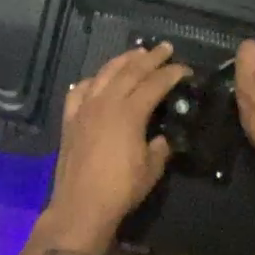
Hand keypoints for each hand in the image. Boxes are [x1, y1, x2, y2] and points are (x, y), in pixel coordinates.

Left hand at [48, 43, 189, 234]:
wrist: (81, 206)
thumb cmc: (120, 189)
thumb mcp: (151, 169)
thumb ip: (160, 148)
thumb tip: (162, 138)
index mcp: (129, 113)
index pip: (155, 84)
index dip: (172, 73)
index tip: (185, 69)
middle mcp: (106, 103)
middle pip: (129, 71)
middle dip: (150, 58)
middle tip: (164, 48)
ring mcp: (84, 109)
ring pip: (104, 75)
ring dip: (121, 61)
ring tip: (136, 54)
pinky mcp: (69, 120)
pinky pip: (79, 91)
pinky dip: (91, 81)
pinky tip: (97, 80)